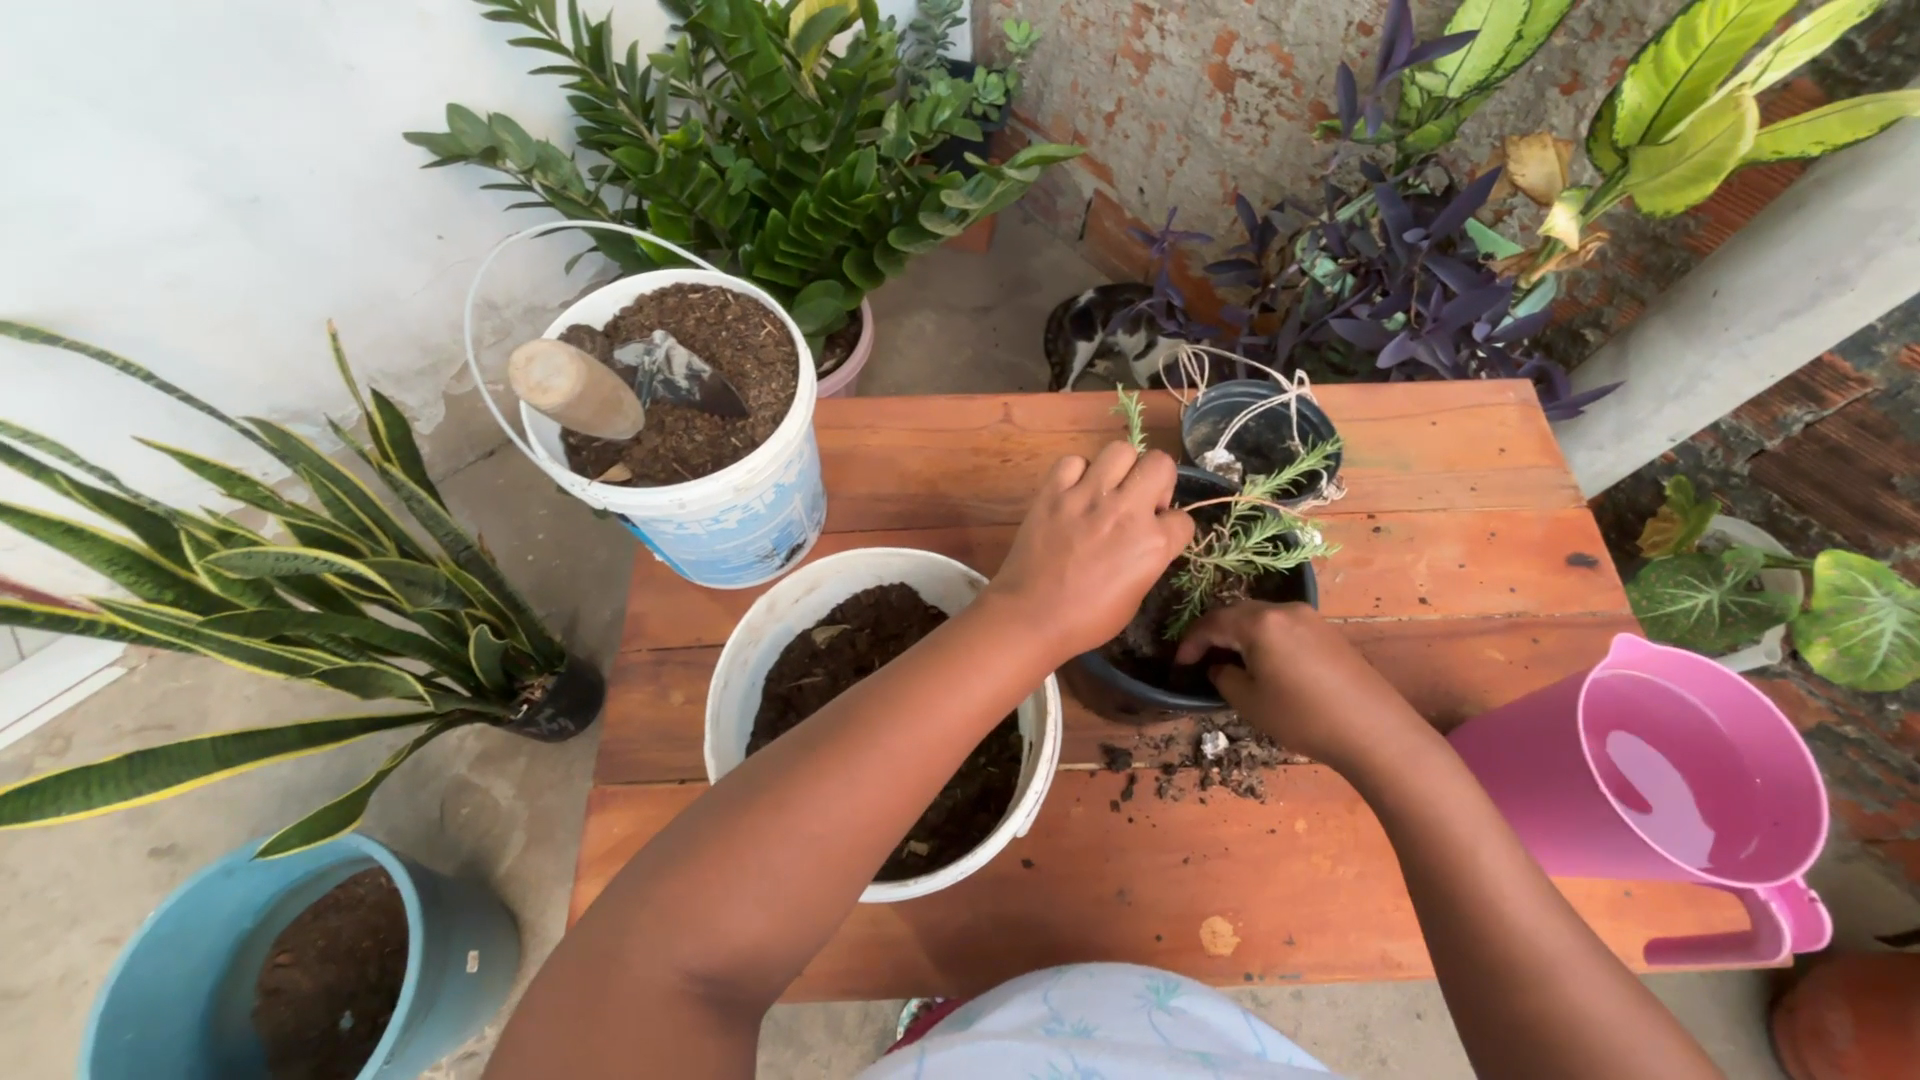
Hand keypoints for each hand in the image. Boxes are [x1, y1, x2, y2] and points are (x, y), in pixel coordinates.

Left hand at [984, 443, 1194, 661]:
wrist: (1030, 617)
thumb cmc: (1086, 620)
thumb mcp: (1135, 597)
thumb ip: (1148, 560)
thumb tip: (1146, 541)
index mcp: (1153, 544)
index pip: (1183, 518)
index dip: (1172, 528)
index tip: (1157, 536)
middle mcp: (1126, 511)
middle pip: (1160, 464)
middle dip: (1157, 480)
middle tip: (1139, 501)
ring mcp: (1087, 497)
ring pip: (1120, 450)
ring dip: (1120, 469)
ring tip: (1106, 491)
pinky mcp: (1053, 492)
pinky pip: (1073, 461)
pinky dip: (1076, 473)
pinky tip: (1073, 493)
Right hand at [1174, 602, 1438, 771]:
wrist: (1373, 730)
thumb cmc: (1302, 716)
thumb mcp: (1249, 701)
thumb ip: (1224, 677)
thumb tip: (1220, 667)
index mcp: (1258, 622)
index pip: (1211, 623)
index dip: (1190, 642)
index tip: (1178, 663)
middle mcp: (1284, 610)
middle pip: (1237, 613)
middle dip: (1215, 634)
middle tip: (1201, 660)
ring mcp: (1310, 619)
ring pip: (1261, 619)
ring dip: (1240, 635)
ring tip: (1230, 662)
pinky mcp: (1329, 633)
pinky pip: (1284, 627)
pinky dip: (1265, 639)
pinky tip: (1264, 664)